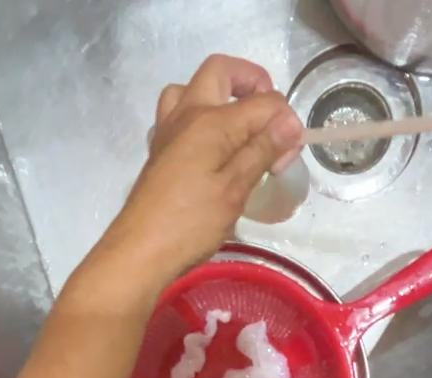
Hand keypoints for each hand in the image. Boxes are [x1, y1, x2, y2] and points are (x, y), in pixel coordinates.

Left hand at [80, 55, 302, 298]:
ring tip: (237, 129)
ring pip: (192, 90)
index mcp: (211, 120)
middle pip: (220, 72)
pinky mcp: (159, 152)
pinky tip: (209, 150)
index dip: (284, 123)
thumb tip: (291, 122)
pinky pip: (177, 117)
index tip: (288, 158)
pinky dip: (198, 121)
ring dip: (218, 97)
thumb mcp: (235, 189)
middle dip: (250, 83)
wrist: (140, 252)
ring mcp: (168, 132)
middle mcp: (186, 114)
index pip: (262, 102)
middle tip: (268, 118)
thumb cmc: (190, 224)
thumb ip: (263, 150)